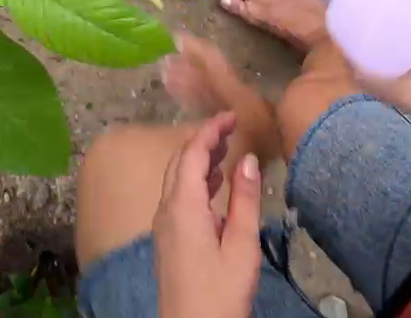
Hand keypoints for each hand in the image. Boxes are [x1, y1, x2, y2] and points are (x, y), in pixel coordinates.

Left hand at [154, 113, 261, 317]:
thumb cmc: (220, 294)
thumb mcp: (241, 246)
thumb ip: (244, 199)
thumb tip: (247, 159)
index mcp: (183, 206)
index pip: (192, 152)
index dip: (211, 129)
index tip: (233, 115)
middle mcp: (166, 209)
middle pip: (180, 160)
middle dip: (204, 139)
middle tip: (231, 128)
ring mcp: (163, 226)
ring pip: (176, 178)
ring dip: (199, 158)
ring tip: (227, 150)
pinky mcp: (166, 240)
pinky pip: (177, 195)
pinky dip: (195, 180)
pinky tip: (215, 185)